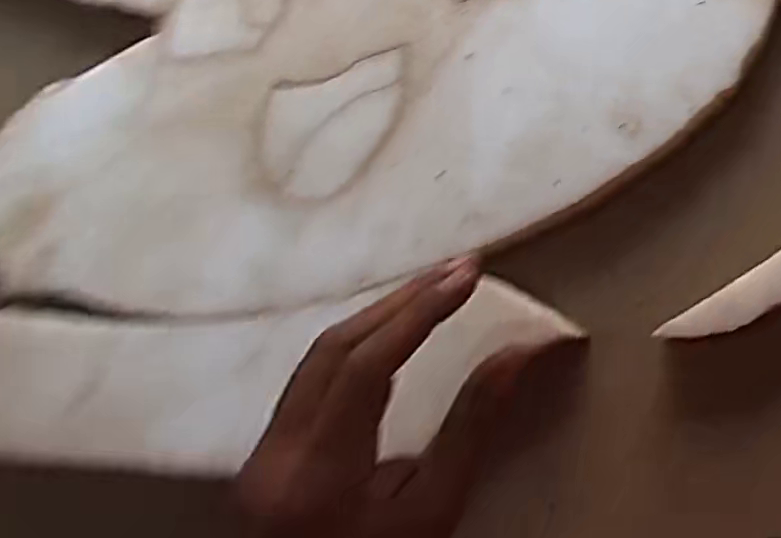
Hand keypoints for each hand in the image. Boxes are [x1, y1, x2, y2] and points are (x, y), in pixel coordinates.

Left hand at [236, 257, 535, 537]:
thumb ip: (472, 427)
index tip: (469, 276)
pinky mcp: (267, 450)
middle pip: (337, 347)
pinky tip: (396, 322)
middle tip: (460, 269)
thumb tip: (517, 353)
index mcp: (314, 476)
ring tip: (436, 283)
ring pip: (321, 353)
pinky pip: (315, 370)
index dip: (422, 311)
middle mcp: (274, 456)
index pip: (366, 365)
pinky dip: (362, 335)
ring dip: (384, 310)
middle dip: (405, 298)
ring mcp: (262, 452)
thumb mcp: (434, 511)